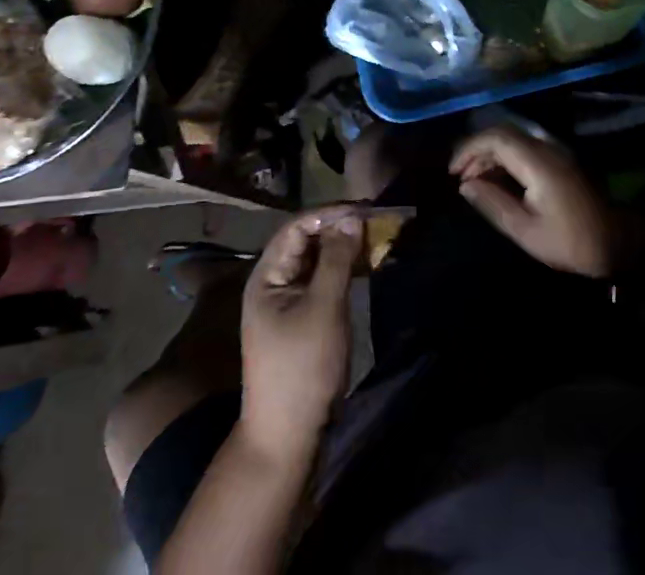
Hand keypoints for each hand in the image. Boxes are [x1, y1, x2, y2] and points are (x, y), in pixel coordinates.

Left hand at [239, 206, 363, 454]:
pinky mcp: (303, 319)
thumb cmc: (303, 368)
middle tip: (378, 220)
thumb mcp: (323, 309)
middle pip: (306, 242)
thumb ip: (336, 260)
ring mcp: (288, 302)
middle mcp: (273, 283)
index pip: (296, 228)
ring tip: (378, 239)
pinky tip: (368, 267)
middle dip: (340, 228)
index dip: (330, 214)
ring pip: (317, 262)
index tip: (367, 209)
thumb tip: (351, 218)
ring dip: (345, 248)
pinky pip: (324, 282)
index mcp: (266, 276)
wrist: (288, 435)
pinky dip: (345, 271)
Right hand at [450, 126, 615, 277]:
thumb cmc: (570, 241)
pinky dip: (506, 159)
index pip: (495, 138)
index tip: (453, 172)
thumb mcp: (525, 230)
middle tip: (460, 177)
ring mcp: (557, 152)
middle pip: (503, 133)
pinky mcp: (561, 161)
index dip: (468, 149)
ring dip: (491, 155)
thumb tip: (466, 185)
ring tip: (474, 181)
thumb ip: (492, 203)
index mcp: (537, 162)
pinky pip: (526, 148)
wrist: (618, 242)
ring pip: (514, 139)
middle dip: (476, 150)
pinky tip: (497, 180)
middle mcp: (547, 148)